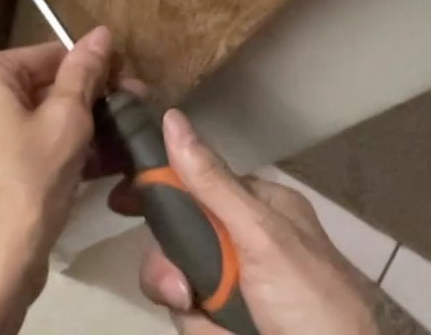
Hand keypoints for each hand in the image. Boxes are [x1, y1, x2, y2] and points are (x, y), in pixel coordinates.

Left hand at [0, 27, 114, 334]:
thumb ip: (84, 73)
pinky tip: (94, 162)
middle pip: (39, 84)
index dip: (93, 69)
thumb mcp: (67, 122)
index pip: (48, 55)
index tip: (130, 84)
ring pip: (33, 114)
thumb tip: (101, 32)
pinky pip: (20, 139)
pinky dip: (52, 147)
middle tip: (129, 114)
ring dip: (76, 126)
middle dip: (86, 100)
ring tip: (119, 141)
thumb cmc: (28, 184)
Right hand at [133, 110, 384, 334]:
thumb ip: (212, 182)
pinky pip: (189, 319)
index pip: (196, 181)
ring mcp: (236, 287)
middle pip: (177, 236)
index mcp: (260, 208)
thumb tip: (171, 117)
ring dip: (189, 305)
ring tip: (213, 321)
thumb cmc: (310, 301)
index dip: (159, 188)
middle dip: (171, 266)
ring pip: (176, 279)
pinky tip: (223, 334)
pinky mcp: (226, 324)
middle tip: (183, 290)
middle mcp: (245, 243)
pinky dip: (202, 330)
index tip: (121, 200)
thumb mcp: (262, 235)